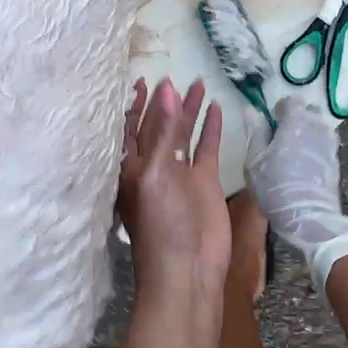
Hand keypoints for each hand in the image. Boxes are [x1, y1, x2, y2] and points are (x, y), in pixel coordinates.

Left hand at [117, 78, 229, 288]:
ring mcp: (181, 174)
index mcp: (133, 168)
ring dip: (189, 110)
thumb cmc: (160, 225)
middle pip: (158, 127)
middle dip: (165, 104)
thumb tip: (168, 90)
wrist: (188, 271)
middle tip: (173, 77)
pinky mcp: (205, 181)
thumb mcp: (156, 175)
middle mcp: (155, 167)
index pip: (131, 129)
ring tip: (199, 83)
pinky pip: (207, 148)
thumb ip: (163, 132)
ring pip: (184, 134)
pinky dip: (211, 129)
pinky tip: (216, 108)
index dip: (136, 106)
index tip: (142, 81)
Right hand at [246, 98, 347, 294]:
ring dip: (308, 132)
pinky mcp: (335, 162)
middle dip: (298, 117)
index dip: (281, 108)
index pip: (292, 101)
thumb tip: (252, 110)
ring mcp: (329, 144)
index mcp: (296, 121)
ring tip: (294, 150)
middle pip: (310, 111)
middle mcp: (317, 127)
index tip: (272, 122)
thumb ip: (255, 132)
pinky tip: (305, 164)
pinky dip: (316, 147)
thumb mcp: (255, 160)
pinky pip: (325, 145)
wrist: (307, 217)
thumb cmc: (275, 186)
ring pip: (320, 128)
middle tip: (283, 134)